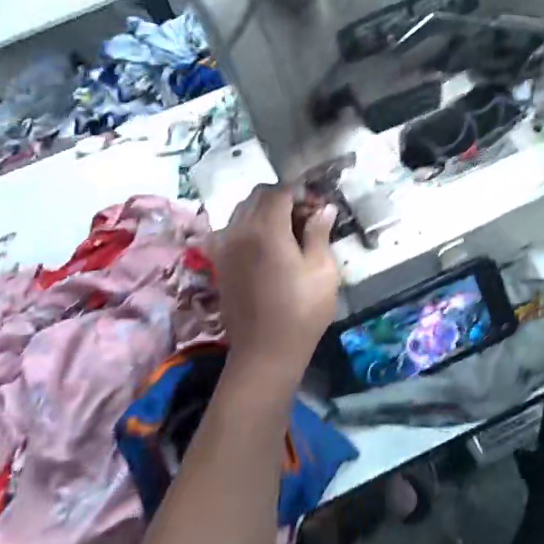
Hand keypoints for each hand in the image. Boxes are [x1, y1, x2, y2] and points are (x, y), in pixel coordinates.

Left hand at [212, 184, 339, 381]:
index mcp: (265, 229)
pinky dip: (250, 227)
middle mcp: (238, 230)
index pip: (279, 191)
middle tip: (305, 218)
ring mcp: (224, 246)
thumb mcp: (322, 272)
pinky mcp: (219, 262)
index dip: (301, 193)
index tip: (318, 207)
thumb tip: (324, 208)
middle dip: (282, 199)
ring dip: (264, 211)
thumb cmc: (301, 312)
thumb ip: (319, 234)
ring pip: (242, 211)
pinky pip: (232, 229)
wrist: (265, 352)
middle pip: (257, 196)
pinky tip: (268, 247)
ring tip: (288, 232)